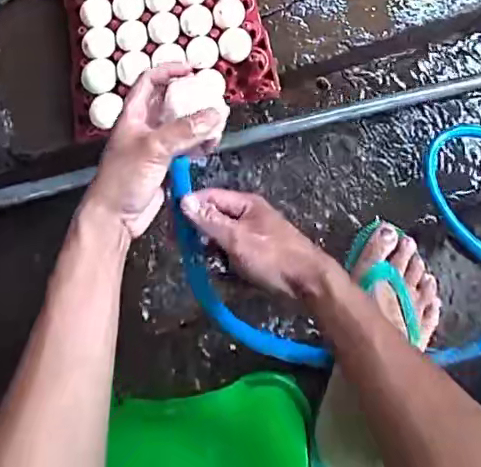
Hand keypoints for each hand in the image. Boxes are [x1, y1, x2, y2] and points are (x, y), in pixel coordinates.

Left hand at [80, 62, 228, 240]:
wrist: (114, 219)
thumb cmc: (120, 180)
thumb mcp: (153, 148)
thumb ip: (184, 130)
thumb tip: (212, 114)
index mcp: (134, 114)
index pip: (150, 81)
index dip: (169, 70)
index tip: (190, 69)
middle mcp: (145, 126)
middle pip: (171, 101)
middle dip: (191, 97)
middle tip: (210, 96)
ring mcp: (155, 145)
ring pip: (182, 124)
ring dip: (199, 122)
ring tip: (215, 124)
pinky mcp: (165, 163)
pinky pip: (186, 145)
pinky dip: (199, 143)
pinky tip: (209, 145)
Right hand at [179, 189, 338, 298]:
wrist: (308, 283)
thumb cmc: (273, 257)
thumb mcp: (237, 239)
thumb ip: (210, 221)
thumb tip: (184, 200)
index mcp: (245, 203)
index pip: (209, 196)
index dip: (190, 206)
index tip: (171, 222)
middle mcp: (248, 214)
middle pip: (215, 216)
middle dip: (200, 232)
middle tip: (185, 248)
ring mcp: (253, 234)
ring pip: (222, 237)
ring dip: (213, 250)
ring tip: (208, 264)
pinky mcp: (257, 253)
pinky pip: (232, 252)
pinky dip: (226, 261)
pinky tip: (223, 273)